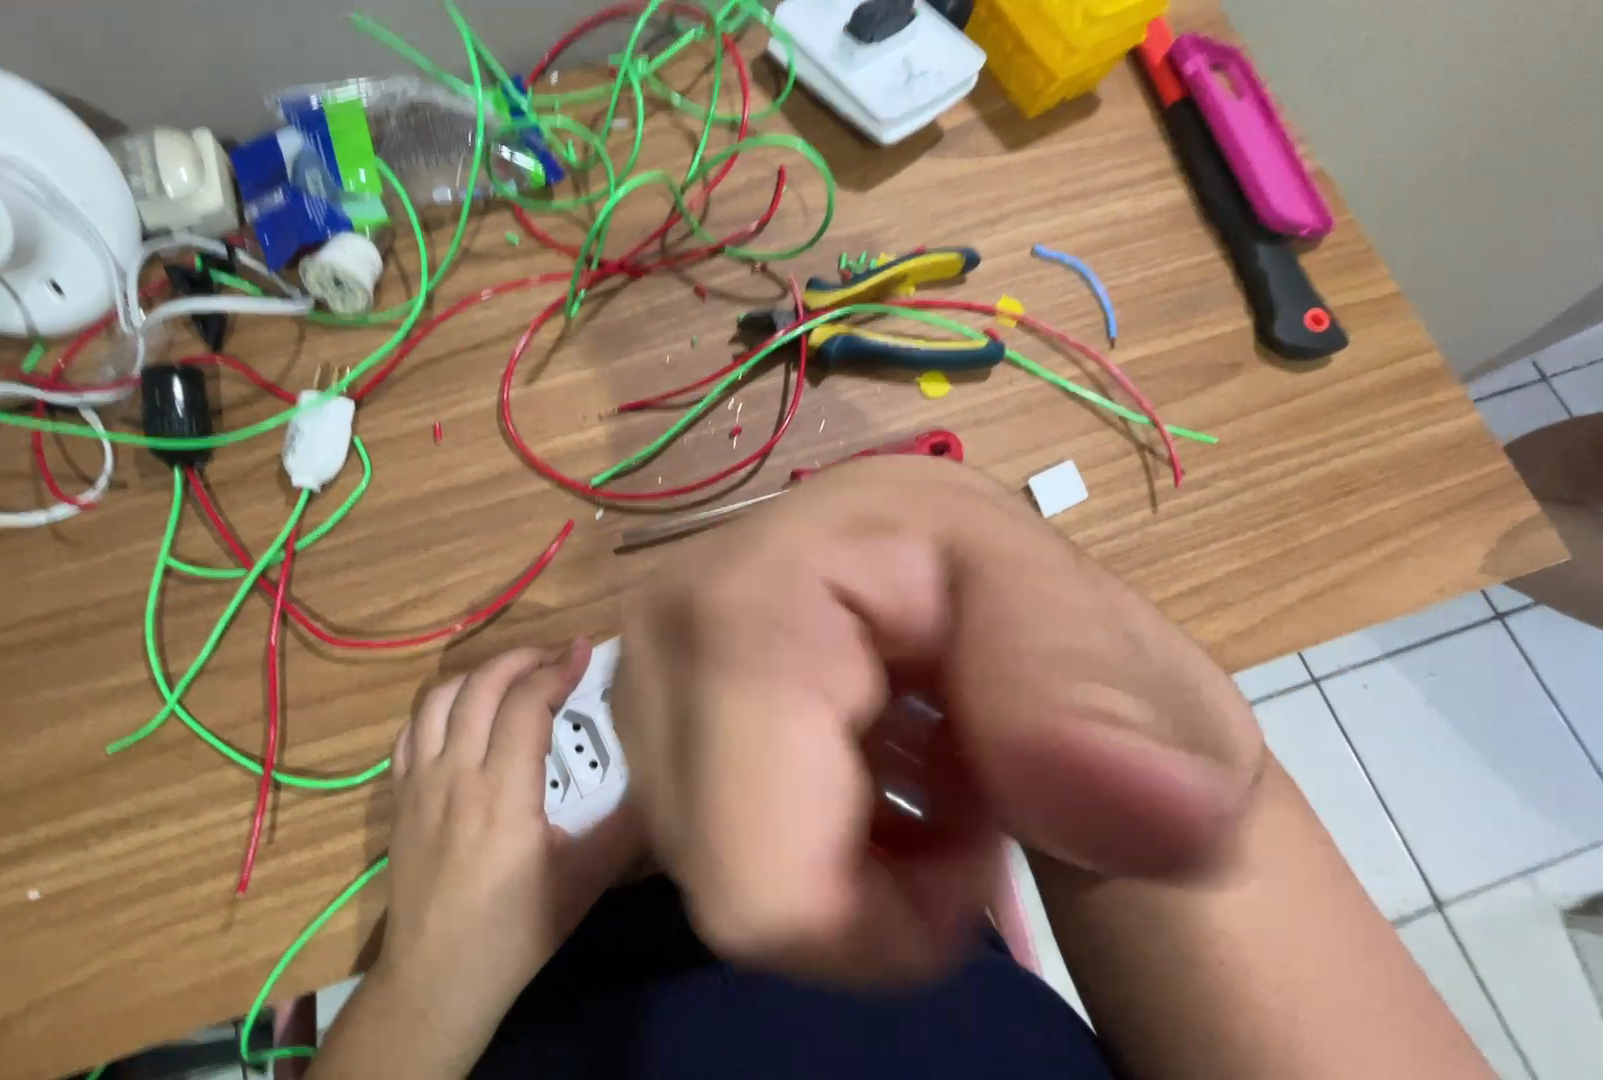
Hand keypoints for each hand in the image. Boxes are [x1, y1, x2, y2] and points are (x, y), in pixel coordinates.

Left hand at [374, 641, 641, 1059]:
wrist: (437, 979)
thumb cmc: (516, 931)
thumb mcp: (584, 882)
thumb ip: (627, 830)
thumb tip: (667, 785)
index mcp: (504, 792)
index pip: (527, 704)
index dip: (556, 668)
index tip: (583, 649)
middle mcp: (456, 775)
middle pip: (481, 687)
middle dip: (520, 659)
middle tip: (554, 658)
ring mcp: (419, 784)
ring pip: (439, 700)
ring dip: (479, 676)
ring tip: (512, 677)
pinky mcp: (399, 798)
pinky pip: (411, 731)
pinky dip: (439, 706)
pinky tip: (462, 713)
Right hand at [613, 457, 1261, 981]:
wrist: (933, 562)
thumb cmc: (1013, 596)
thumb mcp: (1089, 623)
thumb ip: (1101, 704)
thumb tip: (1138, 816)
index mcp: (752, 599)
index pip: (758, 878)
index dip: (881, 920)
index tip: (972, 844)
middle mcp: (663, 631)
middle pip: (722, 883)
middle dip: (853, 886)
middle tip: (939, 803)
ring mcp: (640, 674)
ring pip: (706, 867)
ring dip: (819, 860)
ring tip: (897, 784)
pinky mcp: (643, 708)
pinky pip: (692, 837)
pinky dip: (778, 841)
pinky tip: (840, 783)